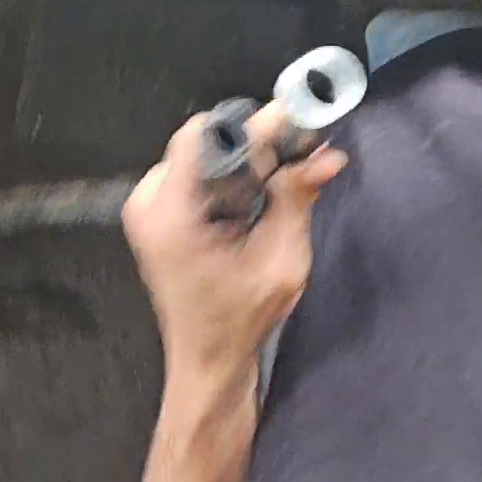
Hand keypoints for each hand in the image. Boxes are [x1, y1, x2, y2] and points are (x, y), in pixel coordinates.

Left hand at [123, 102, 348, 379]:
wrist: (206, 363)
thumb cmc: (240, 319)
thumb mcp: (280, 259)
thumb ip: (297, 198)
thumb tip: (330, 155)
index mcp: (170, 211)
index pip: (205, 135)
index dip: (253, 123)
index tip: (296, 118)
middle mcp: (151, 199)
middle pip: (211, 142)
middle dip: (261, 143)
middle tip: (306, 144)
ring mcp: (153, 204)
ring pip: (212, 154)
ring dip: (254, 159)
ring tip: (295, 165)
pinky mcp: (164, 211)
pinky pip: (206, 172)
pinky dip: (241, 175)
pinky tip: (271, 186)